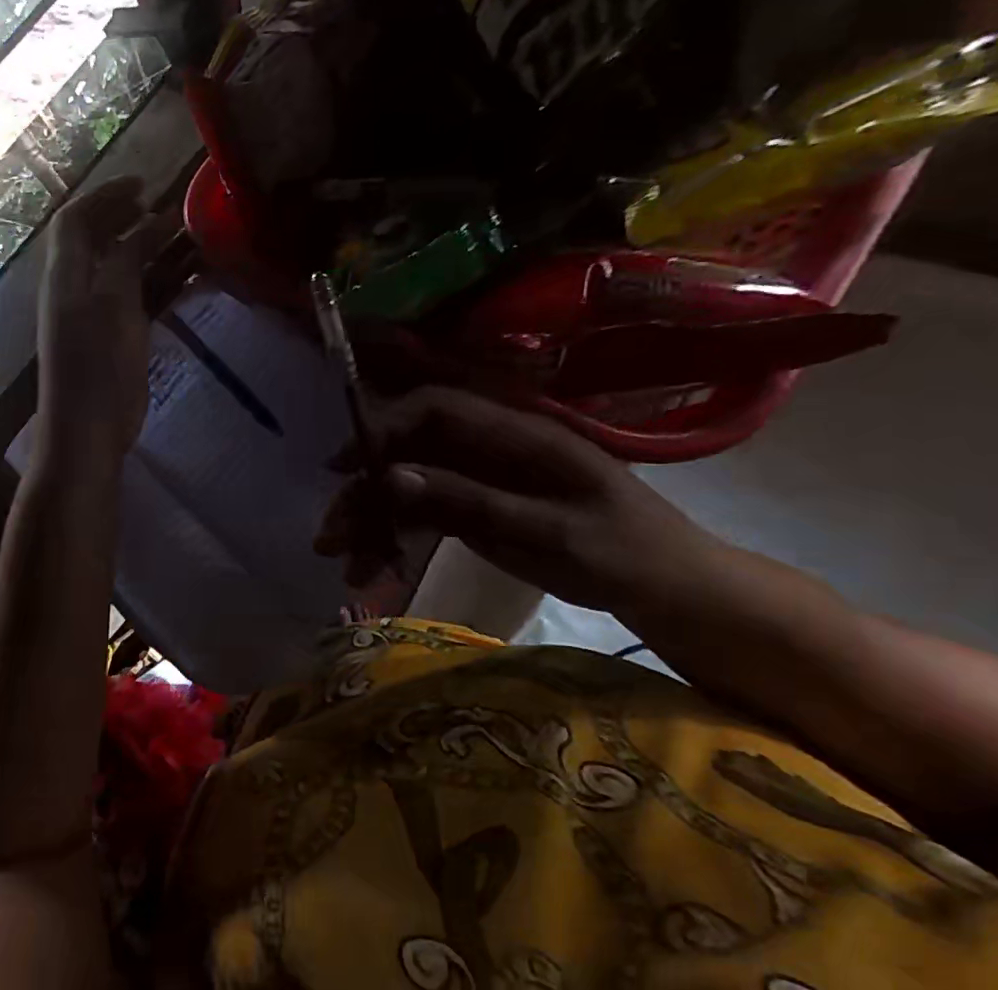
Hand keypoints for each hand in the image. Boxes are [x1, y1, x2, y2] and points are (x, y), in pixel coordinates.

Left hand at [37, 177, 168, 459]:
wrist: (87, 428)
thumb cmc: (99, 363)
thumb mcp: (115, 301)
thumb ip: (128, 257)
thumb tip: (148, 222)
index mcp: (64, 275)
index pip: (76, 220)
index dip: (105, 196)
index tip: (144, 186)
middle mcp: (70, 289)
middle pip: (90, 240)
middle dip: (120, 216)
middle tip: (157, 206)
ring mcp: (87, 316)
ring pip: (111, 267)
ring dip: (137, 247)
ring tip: (171, 235)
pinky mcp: (105, 340)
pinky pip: (124, 295)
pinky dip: (145, 279)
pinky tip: (171, 277)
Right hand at [313, 387, 733, 614]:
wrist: (668, 588)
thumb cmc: (621, 553)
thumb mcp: (548, 533)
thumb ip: (469, 501)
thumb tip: (390, 476)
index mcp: (518, 435)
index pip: (435, 409)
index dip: (383, 428)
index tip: (343, 466)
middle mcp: (490, 448)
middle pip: (409, 452)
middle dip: (363, 490)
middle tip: (330, 535)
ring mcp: (480, 478)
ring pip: (407, 486)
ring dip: (370, 519)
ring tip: (341, 561)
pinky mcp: (476, 506)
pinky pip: (422, 514)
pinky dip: (393, 538)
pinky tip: (370, 568)